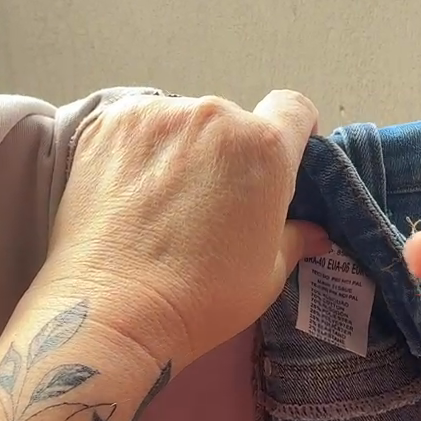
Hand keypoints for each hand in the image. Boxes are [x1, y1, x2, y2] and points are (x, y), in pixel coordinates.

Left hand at [36, 91, 329, 367]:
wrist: (113, 311)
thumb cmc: (200, 299)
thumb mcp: (266, 276)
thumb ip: (295, 238)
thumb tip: (316, 231)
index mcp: (263, 147)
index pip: (293, 109)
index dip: (289, 133)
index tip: (272, 162)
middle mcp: (212, 116)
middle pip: (229, 121)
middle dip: (225, 154)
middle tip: (205, 203)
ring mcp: (153, 117)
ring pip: (178, 123)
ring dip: (177, 150)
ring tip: (157, 203)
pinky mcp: (104, 127)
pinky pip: (132, 129)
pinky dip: (134, 153)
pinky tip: (124, 194)